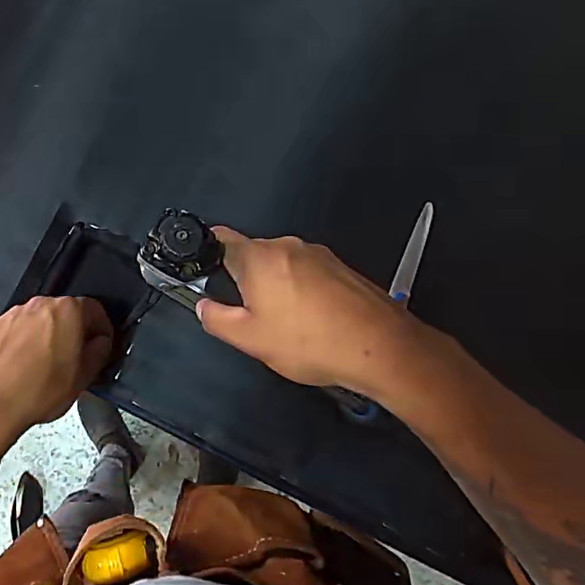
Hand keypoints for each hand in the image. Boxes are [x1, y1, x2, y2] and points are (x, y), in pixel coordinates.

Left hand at [0, 296, 114, 437]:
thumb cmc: (35, 392)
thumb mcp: (84, 376)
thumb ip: (100, 352)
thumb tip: (100, 344)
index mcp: (69, 311)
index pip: (96, 309)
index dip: (103, 329)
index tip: (102, 342)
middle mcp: (42, 305)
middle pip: (68, 312)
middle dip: (75, 331)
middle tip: (77, 357)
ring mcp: (17, 314)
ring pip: (43, 319)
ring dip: (50, 335)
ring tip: (49, 366)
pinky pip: (22, 327)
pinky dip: (28, 340)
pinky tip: (29, 365)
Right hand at [196, 228, 425, 398]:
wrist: (380, 347)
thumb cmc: (312, 342)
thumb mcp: (250, 339)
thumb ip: (217, 319)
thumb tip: (204, 307)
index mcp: (259, 258)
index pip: (221, 238)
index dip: (207, 254)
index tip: (205, 273)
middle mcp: (288, 247)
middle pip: (252, 255)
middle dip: (245, 280)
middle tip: (250, 315)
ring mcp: (318, 255)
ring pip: (282, 265)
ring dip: (276, 287)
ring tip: (287, 324)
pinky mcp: (340, 267)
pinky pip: (307, 273)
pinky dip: (302, 291)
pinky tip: (312, 321)